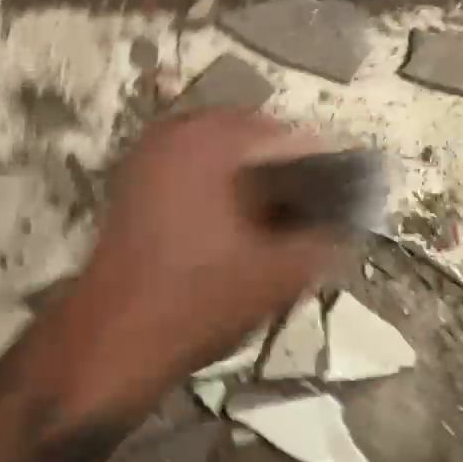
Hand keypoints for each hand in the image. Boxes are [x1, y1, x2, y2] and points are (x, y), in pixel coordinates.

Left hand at [48, 109, 343, 414]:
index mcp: (210, 140)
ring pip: (211, 143)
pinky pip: (183, 160)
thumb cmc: (199, 298)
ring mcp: (145, 152)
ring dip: (243, 166)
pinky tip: (226, 217)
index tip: (335, 188)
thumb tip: (345, 219)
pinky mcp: (129, 177)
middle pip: (243, 130)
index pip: (280, 131)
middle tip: (304, 197)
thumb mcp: (278, 274)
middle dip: (277, 158)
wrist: (117, 331)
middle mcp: (173, 132)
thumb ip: (323, 238)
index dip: (314, 158)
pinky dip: (210, 176)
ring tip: (269, 208)